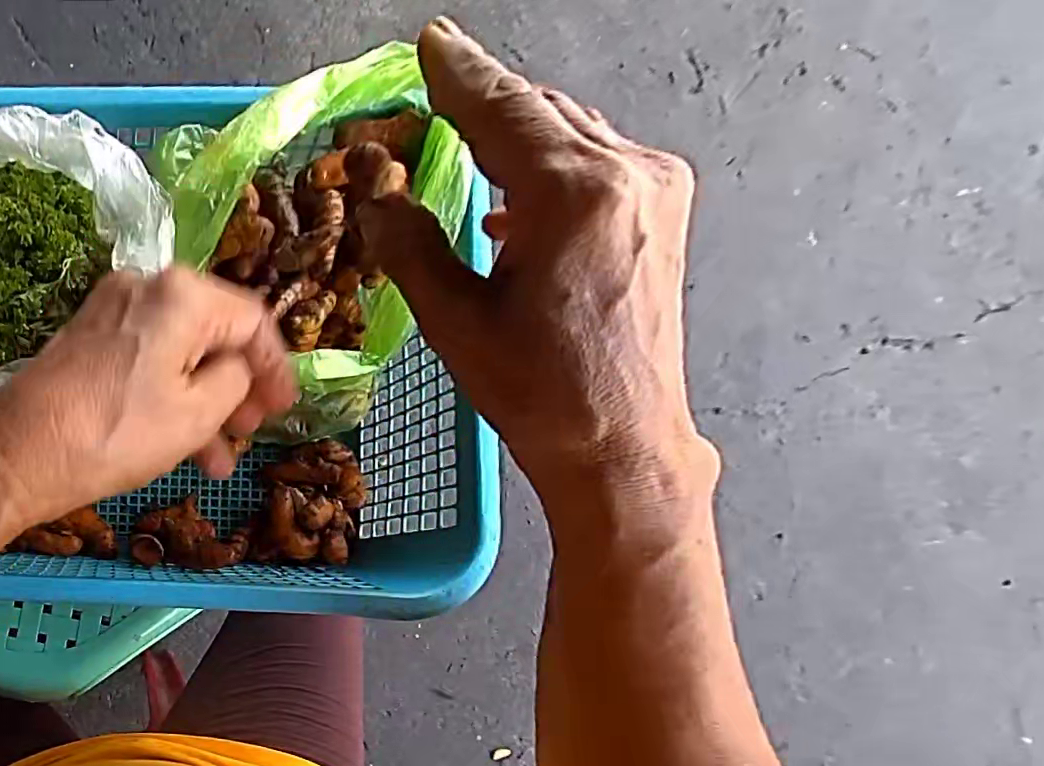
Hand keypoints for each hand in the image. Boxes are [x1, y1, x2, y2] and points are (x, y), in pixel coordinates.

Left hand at [0, 266, 293, 530]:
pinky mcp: (91, 340)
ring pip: (183, 356)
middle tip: (252, 430)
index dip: (277, 366)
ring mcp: (112, 311)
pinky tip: (185, 448)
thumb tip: (237, 369)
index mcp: (181, 295)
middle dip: (240, 388)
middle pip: (215, 335)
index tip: (286, 407)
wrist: (18, 455)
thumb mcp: (198, 413)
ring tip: (219, 459)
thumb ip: (237, 380)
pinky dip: (173, 399)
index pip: (252, 320)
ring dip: (207, 405)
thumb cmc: (119, 434)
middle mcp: (146, 288)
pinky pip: (151, 364)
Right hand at [358, 18, 714, 512]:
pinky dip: (551, 172)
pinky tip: (516, 203)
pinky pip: (597, 169)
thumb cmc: (538, 394)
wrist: (619, 442)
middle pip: (543, 114)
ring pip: (574, 137)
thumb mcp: (458, 324)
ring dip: (519, 138)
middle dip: (488, 104)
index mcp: (574, 195)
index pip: (504, 112)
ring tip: (470, 144)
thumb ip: (414, 250)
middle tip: (439, 93)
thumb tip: (379, 202)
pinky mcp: (663, 219)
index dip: (459, 76)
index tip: (430, 45)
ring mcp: (656, 193)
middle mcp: (628, 174)